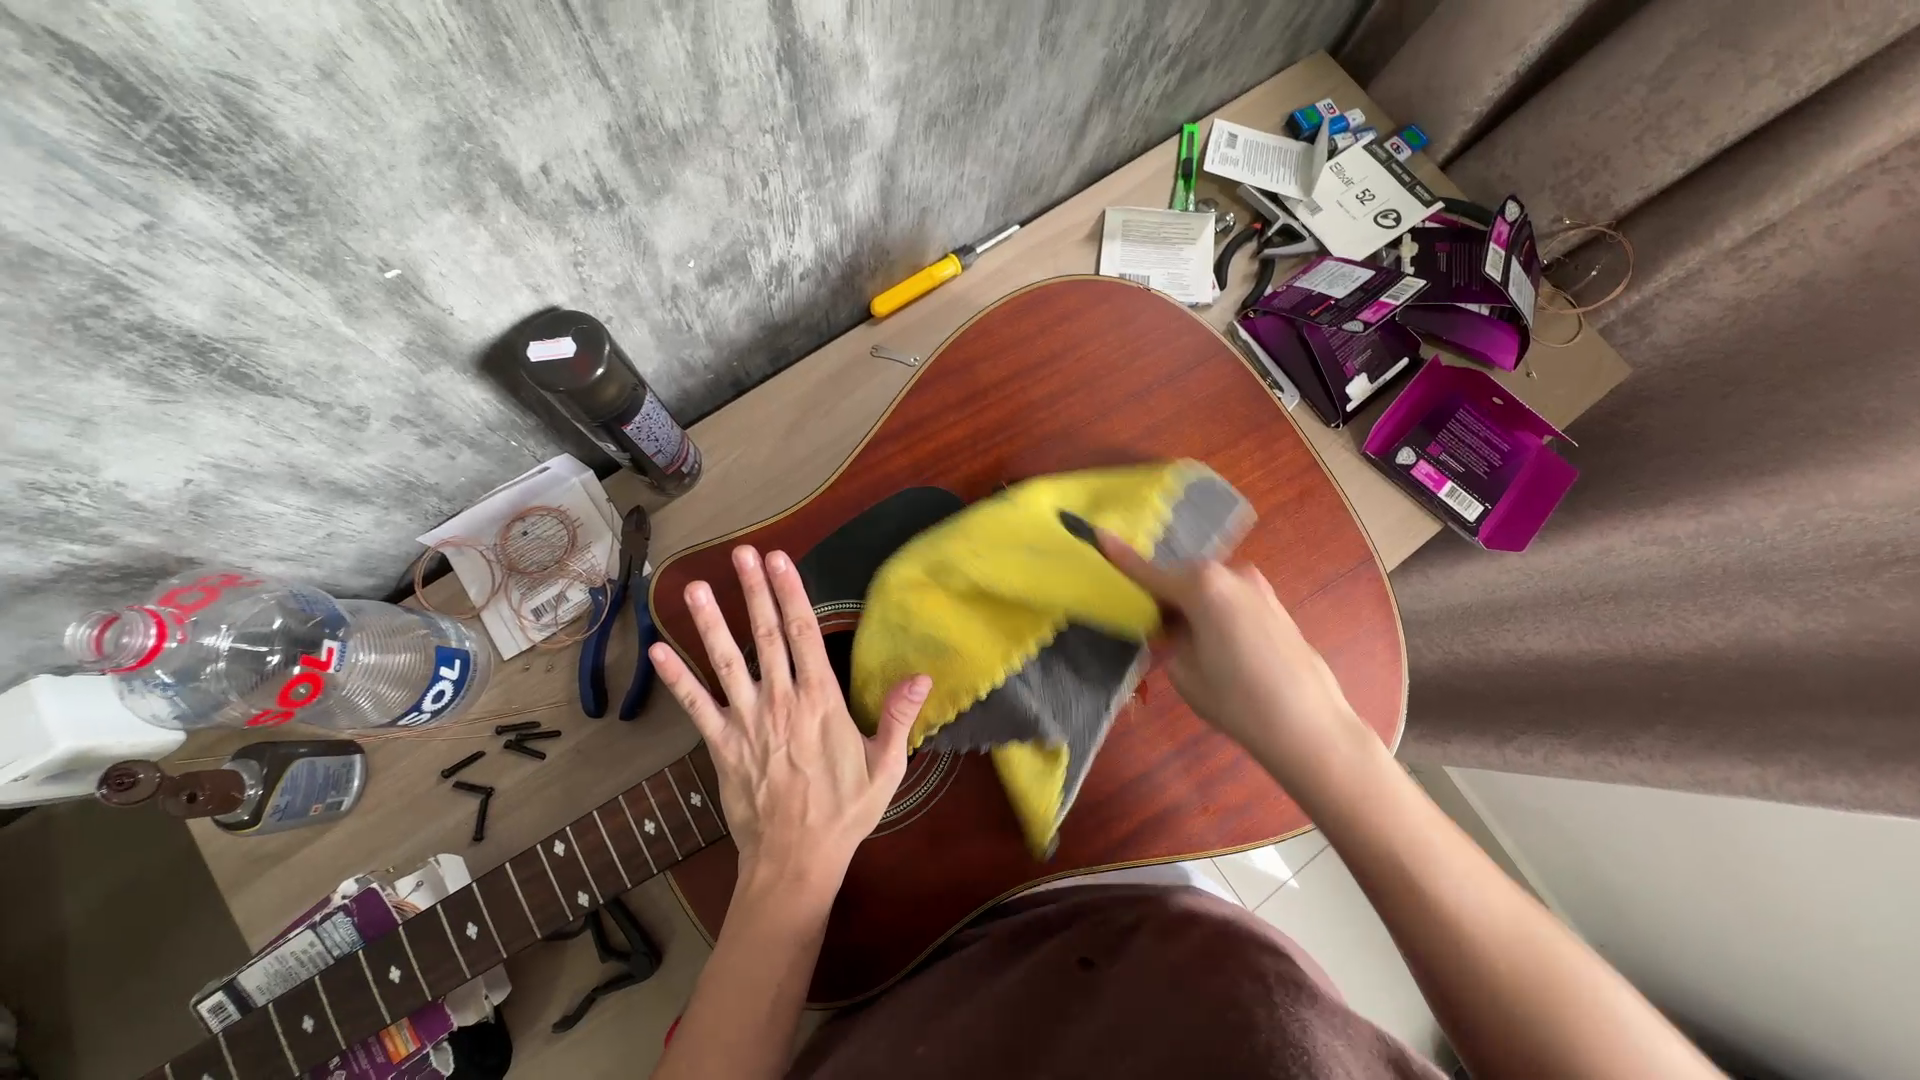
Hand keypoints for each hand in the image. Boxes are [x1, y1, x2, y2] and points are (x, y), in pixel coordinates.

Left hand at [648, 546, 930, 895]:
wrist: (796, 859)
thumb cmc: (844, 812)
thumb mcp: (886, 767)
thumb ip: (898, 718)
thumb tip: (922, 675)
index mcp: (820, 701)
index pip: (805, 634)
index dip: (791, 593)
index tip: (780, 561)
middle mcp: (780, 701)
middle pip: (767, 636)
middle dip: (753, 591)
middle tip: (742, 553)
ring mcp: (745, 721)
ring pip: (727, 662)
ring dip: (711, 622)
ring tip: (695, 588)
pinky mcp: (720, 745)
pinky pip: (695, 706)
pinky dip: (676, 678)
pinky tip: (659, 652)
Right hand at [1097, 531, 1361, 774]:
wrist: (1306, 723)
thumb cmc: (1235, 698)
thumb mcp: (1183, 670)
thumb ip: (1169, 638)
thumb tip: (1173, 627)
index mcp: (1201, 585)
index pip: (1149, 571)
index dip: (1120, 557)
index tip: (1096, 534)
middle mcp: (1230, 574)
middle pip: (1180, 578)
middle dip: (1162, 596)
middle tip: (1150, 630)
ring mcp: (1257, 586)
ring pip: (1207, 589)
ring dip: (1190, 606)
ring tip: (1186, 645)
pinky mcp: (1274, 604)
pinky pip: (1229, 599)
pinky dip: (1214, 612)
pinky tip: (1217, 646)